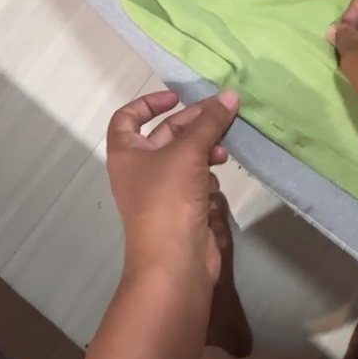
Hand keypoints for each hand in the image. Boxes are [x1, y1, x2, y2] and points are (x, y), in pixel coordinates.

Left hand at [106, 90, 239, 287]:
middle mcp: (140, 170)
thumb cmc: (169, 199)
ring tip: (225, 150)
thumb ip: (210, 122)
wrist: (174, 263)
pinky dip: (208, 176)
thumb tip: (230, 94)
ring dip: (205, 149)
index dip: (149, 103)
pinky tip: (220, 178)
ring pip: (185, 158)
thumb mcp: (189, 152)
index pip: (127, 117)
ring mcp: (161, 191)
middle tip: (222, 114)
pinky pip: (196, 181)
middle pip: (166, 134)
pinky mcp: (182, 209)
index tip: (177, 97)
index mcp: (126, 153)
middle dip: (193, 123)